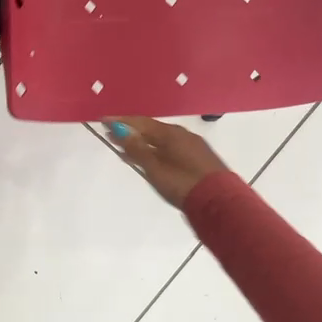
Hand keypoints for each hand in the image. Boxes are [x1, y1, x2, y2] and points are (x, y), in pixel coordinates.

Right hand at [105, 117, 233, 207]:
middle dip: (131, 131)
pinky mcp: (198, 158)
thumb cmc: (182, 183)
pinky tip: (148, 157)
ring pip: (161, 139)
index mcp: (170, 134)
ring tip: (125, 147)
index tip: (103, 120)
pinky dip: (155, 149)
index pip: (141, 122)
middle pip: (151, 129)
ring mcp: (192, 146)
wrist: (219, 201)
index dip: (121, 121)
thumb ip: (136, 149)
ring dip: (142, 141)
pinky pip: (170, 148)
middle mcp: (182, 134)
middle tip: (111, 133)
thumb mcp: (155, 168)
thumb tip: (119, 130)